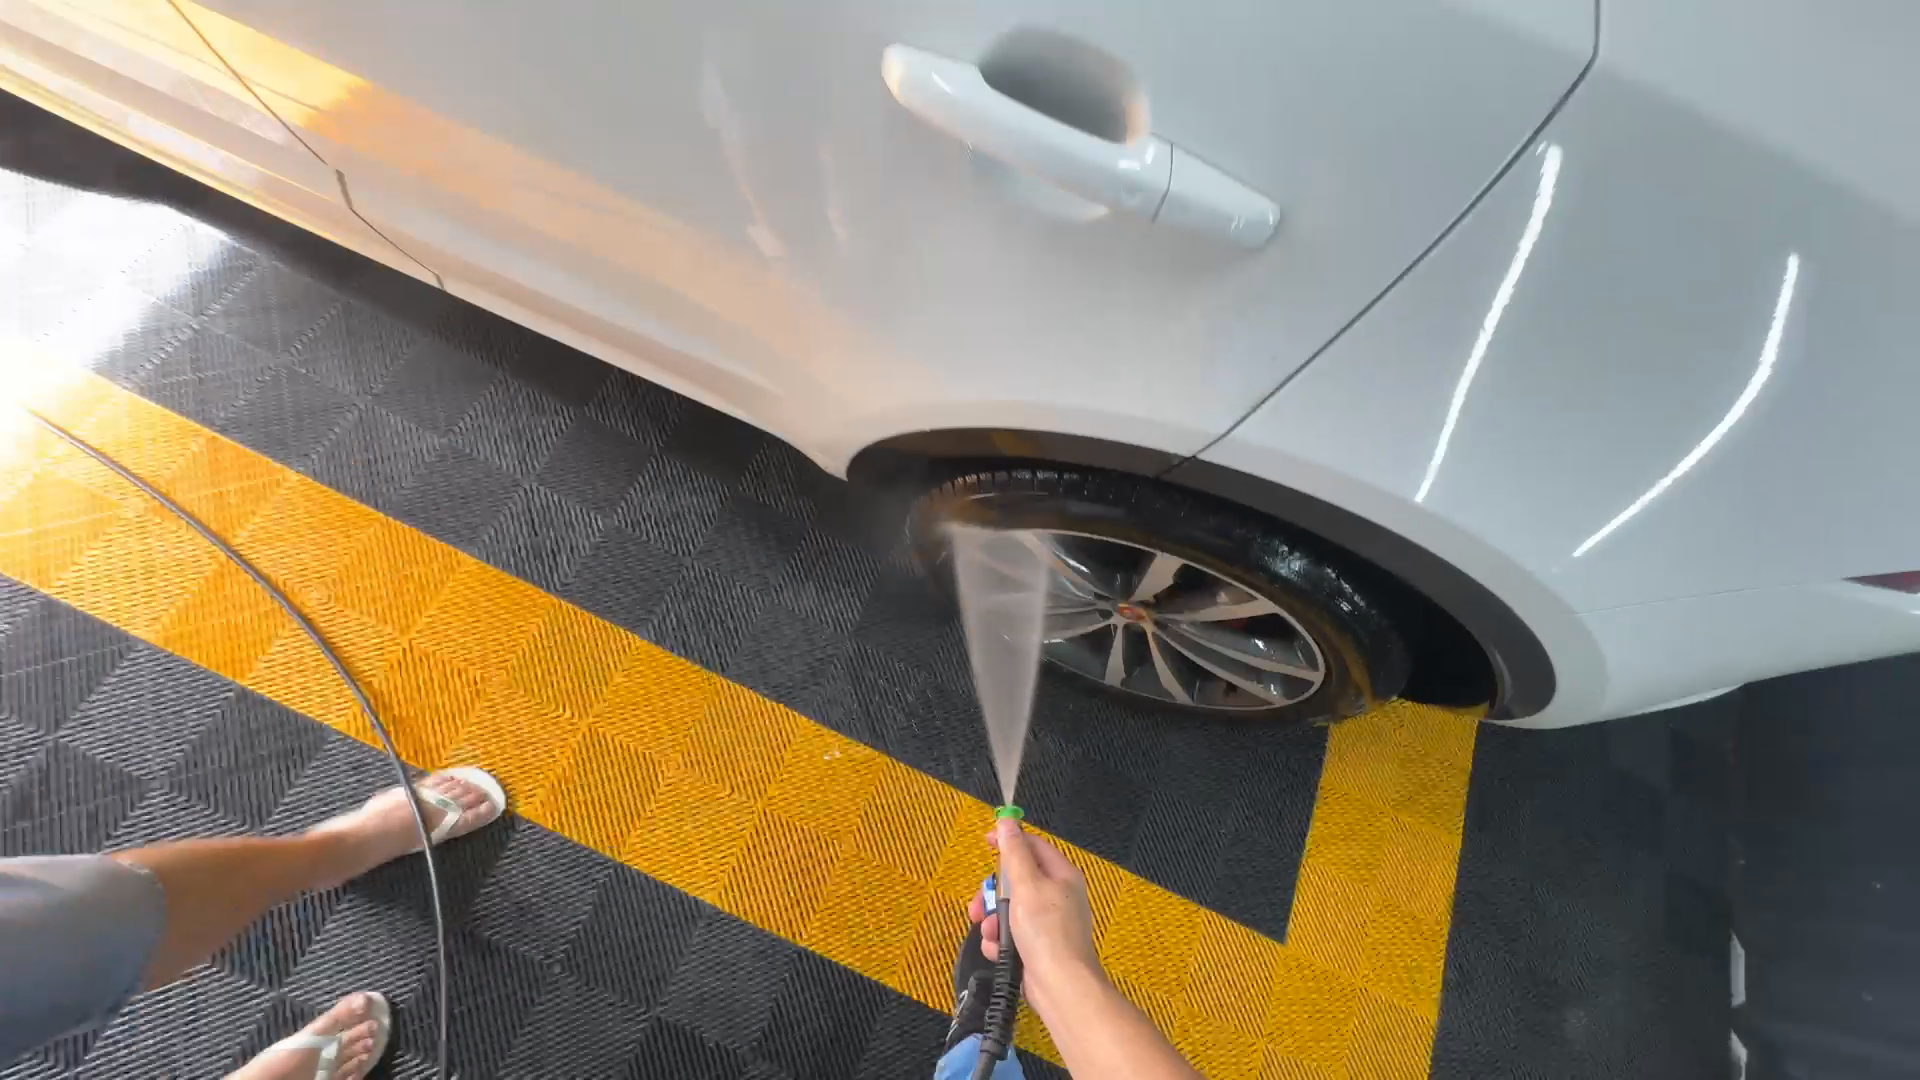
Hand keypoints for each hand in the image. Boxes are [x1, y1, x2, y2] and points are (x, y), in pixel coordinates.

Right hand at [968, 818, 1104, 1013]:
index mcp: (1061, 875)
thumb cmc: (1047, 932)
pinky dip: (1001, 940)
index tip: (987, 841)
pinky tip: (997, 949)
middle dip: (994, 893)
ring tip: (990, 932)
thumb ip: (1014, 853)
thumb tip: (1007, 821)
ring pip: (1010, 908)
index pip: (1032, 845)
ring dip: (994, 920)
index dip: (1009, 840)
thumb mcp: (1026, 885)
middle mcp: (1056, 895)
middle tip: (979, 904)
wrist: (1060, 988)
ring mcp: (1047, 922)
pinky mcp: (1037, 945)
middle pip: (1016, 879)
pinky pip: (1012, 932)